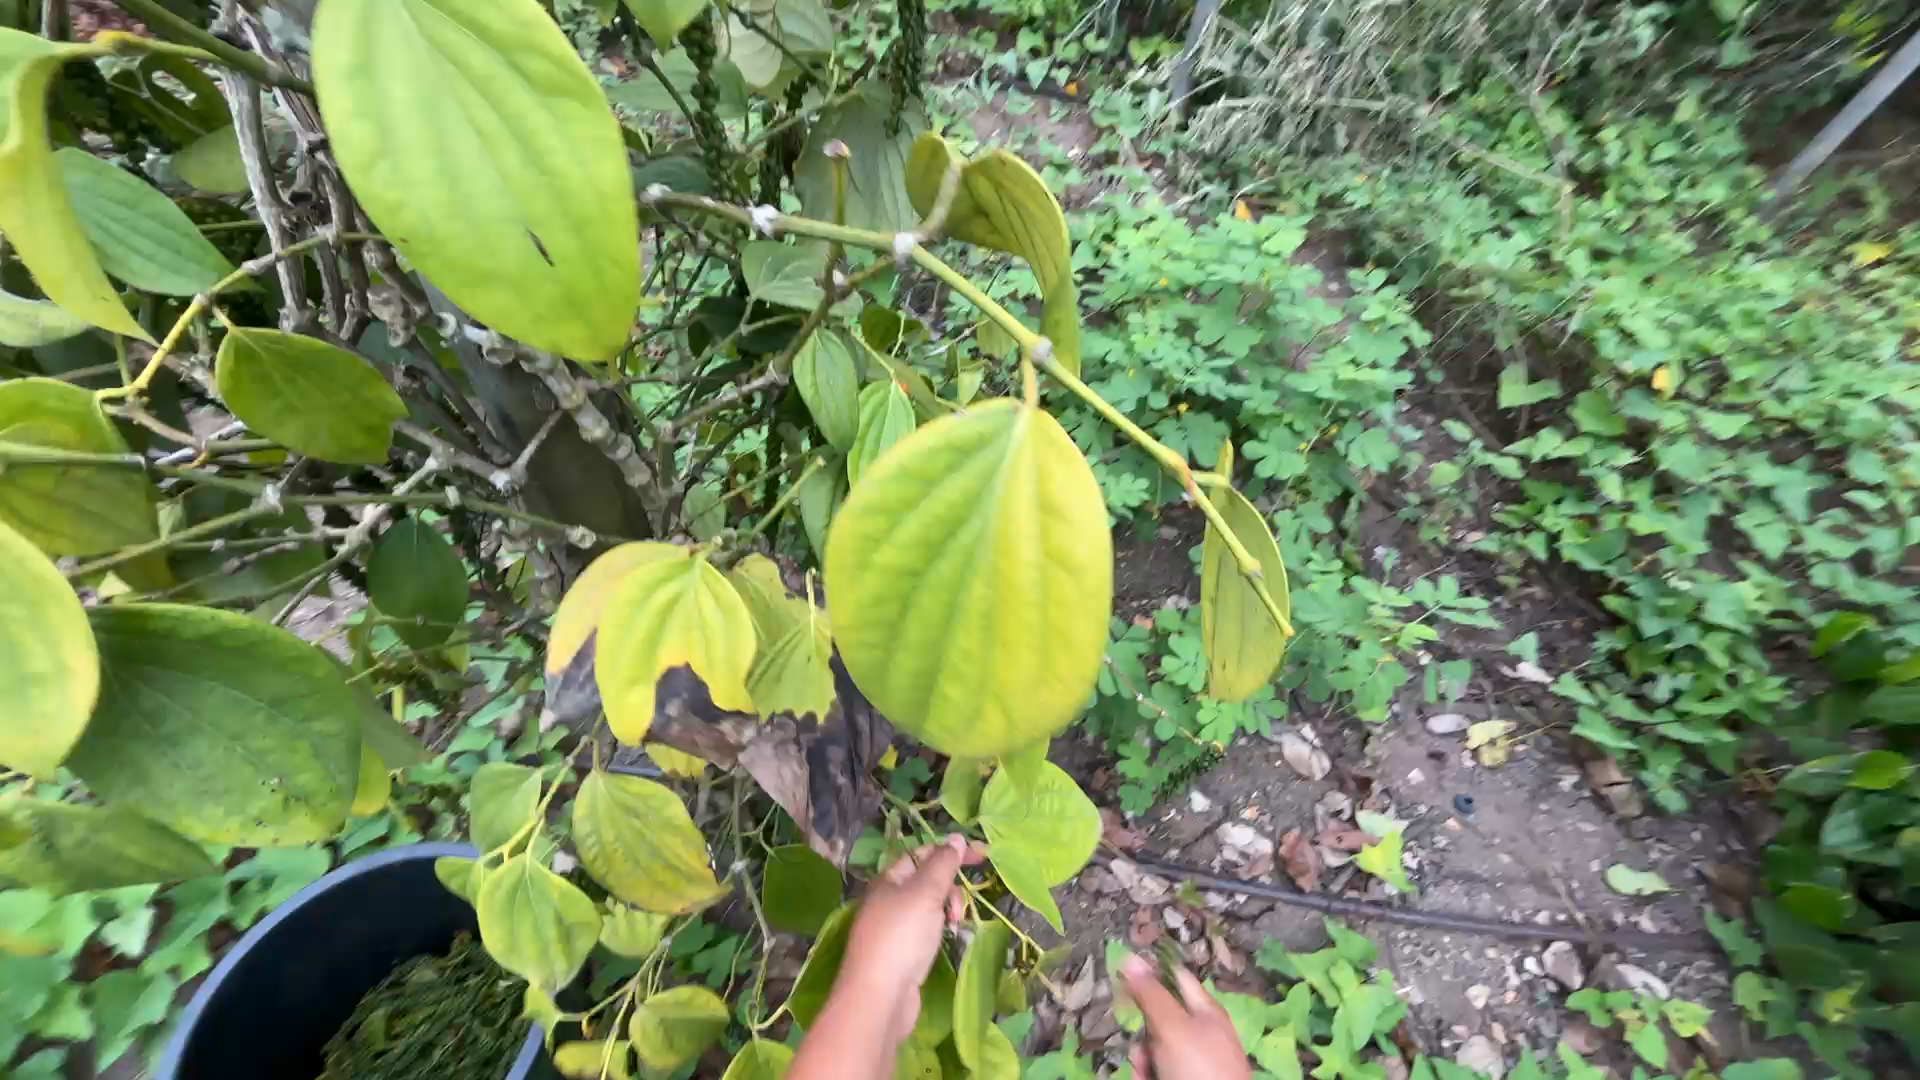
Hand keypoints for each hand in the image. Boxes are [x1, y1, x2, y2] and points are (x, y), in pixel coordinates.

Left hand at [838, 835, 983, 1043]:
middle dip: (950, 887)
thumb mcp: (926, 892)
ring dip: (947, 910)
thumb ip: (943, 864)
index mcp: (888, 879)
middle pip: (927, 880)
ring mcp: (893, 928)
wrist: (879, 998)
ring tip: (955, 925)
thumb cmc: (901, 936)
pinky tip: (949, 939)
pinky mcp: (901, 953)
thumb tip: (957, 837)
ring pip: (929, 906)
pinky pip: (926, 929)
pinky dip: (940, 930)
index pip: (923, 854)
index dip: (950, 851)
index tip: (980, 855)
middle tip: (959, 907)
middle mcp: (888, 900)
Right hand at [1121, 954, 1250, 1079]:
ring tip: (1143, 1072)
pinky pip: (1160, 1070)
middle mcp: (1202, 1033)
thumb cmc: (1199, 1070)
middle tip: (1139, 1044)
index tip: (1122, 978)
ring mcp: (1196, 1061)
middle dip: (1142, 1030)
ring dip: (1143, 1058)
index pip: (1174, 976)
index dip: (1149, 973)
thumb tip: (1129, 956)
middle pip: (1160, 1016)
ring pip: (1156, 1047)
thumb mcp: (1171, 1027)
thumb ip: (1150, 993)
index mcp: (1206, 1010)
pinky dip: (1149, 1074)